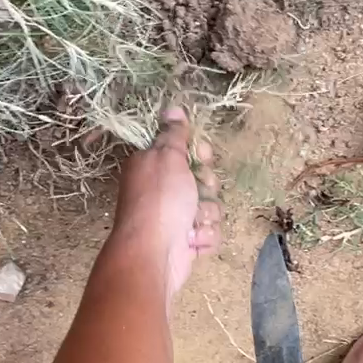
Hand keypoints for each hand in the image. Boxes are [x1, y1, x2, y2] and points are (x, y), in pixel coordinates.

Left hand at [111, 107, 220, 295]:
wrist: (153, 253)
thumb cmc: (159, 201)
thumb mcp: (167, 157)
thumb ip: (174, 134)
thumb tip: (173, 108)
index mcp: (153, 166)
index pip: (187, 150)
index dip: (200, 154)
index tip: (202, 156)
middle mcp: (162, 191)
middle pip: (203, 179)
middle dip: (206, 188)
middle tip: (196, 193)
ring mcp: (174, 218)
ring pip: (210, 208)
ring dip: (206, 215)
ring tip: (191, 223)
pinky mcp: (186, 242)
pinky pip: (210, 233)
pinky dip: (204, 237)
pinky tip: (191, 241)